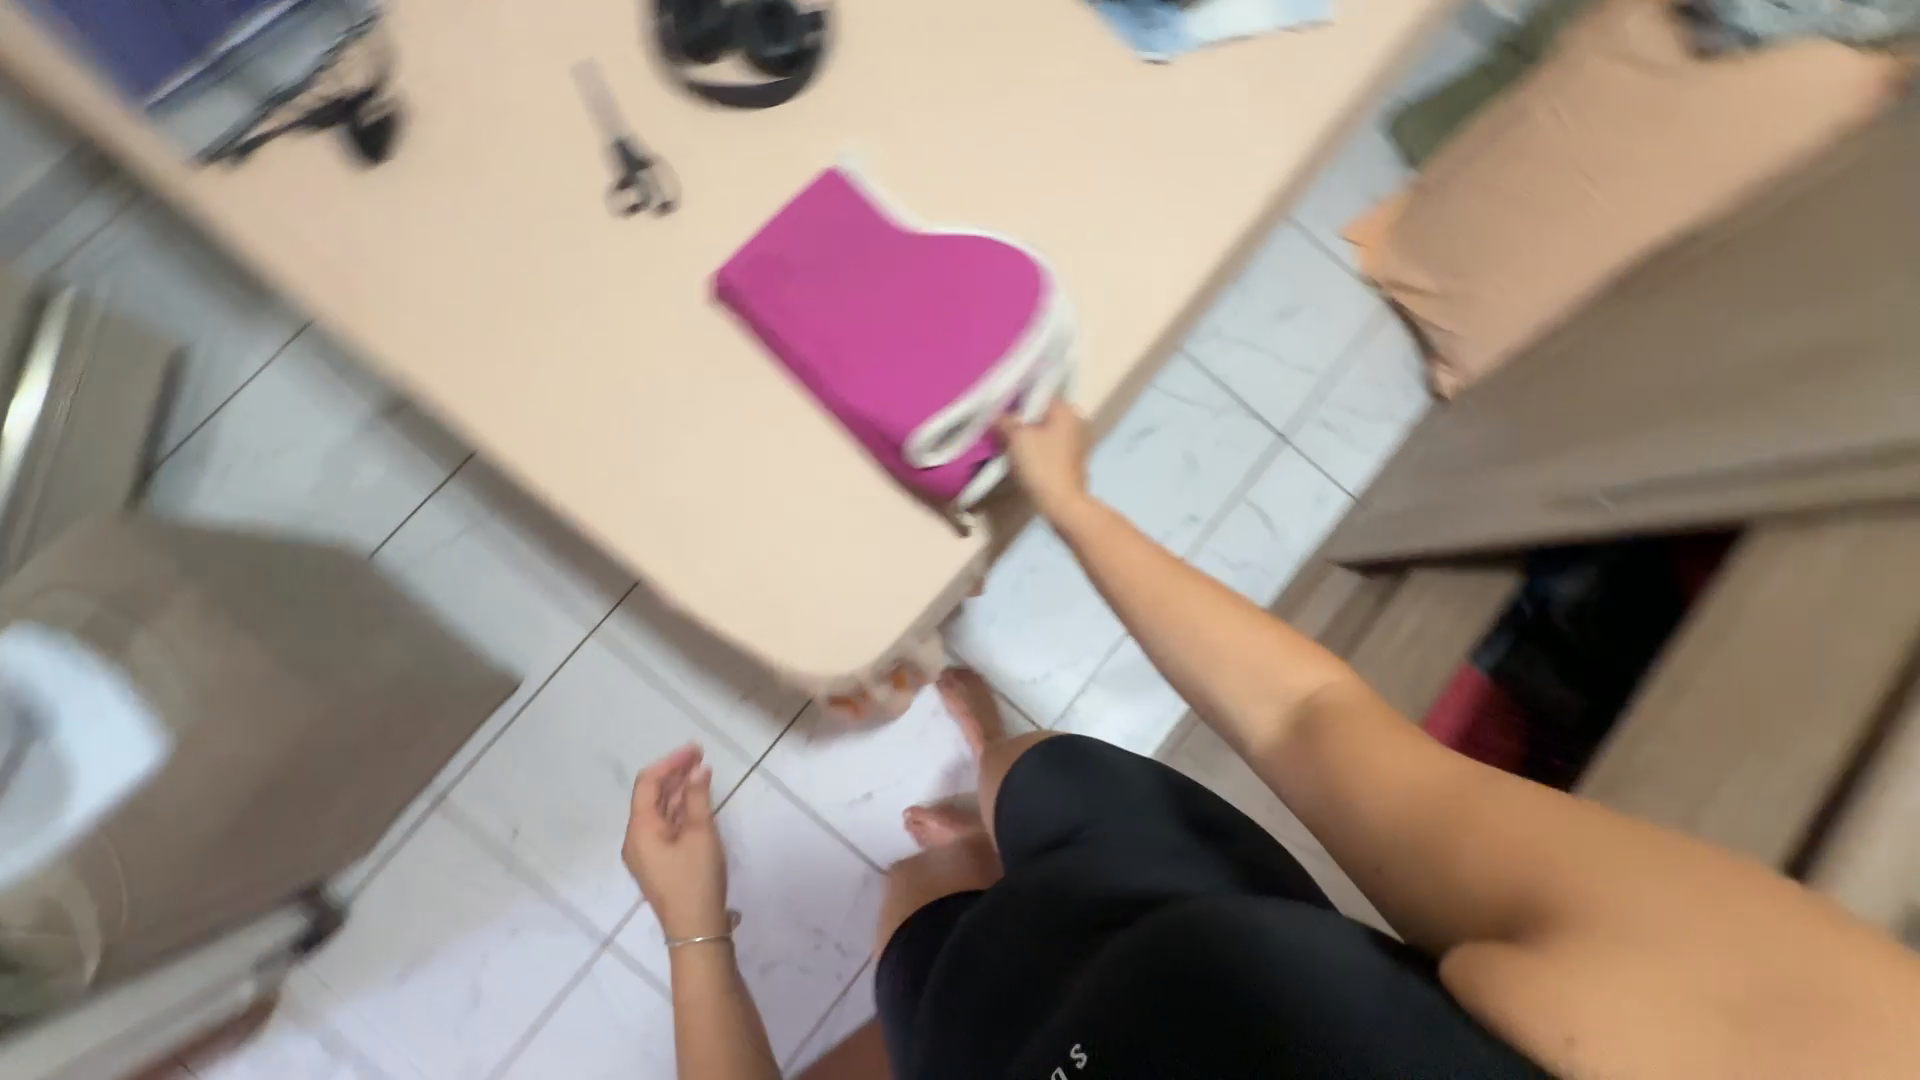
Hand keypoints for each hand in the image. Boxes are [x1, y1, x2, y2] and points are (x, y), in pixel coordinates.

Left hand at [624, 744, 729, 940]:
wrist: (695, 929)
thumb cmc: (695, 878)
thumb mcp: (701, 833)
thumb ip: (697, 798)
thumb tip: (698, 771)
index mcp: (640, 830)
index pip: (648, 783)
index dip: (671, 762)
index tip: (696, 750)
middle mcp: (637, 838)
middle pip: (651, 796)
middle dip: (675, 773)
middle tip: (701, 756)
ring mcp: (647, 852)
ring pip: (660, 811)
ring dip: (679, 790)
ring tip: (702, 772)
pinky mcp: (660, 862)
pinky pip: (666, 826)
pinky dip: (681, 809)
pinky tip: (698, 800)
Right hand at [997, 400, 1089, 520]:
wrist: (1061, 503)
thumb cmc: (1040, 464)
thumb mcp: (1016, 438)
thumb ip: (1005, 421)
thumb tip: (996, 415)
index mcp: (1067, 410)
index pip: (1039, 394)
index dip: (1018, 400)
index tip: (1001, 410)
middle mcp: (1076, 422)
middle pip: (1042, 414)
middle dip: (1022, 420)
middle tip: (1001, 427)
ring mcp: (1077, 443)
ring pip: (1046, 432)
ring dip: (1028, 436)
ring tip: (1008, 443)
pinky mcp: (1073, 461)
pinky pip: (1050, 448)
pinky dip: (1037, 450)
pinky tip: (1022, 458)